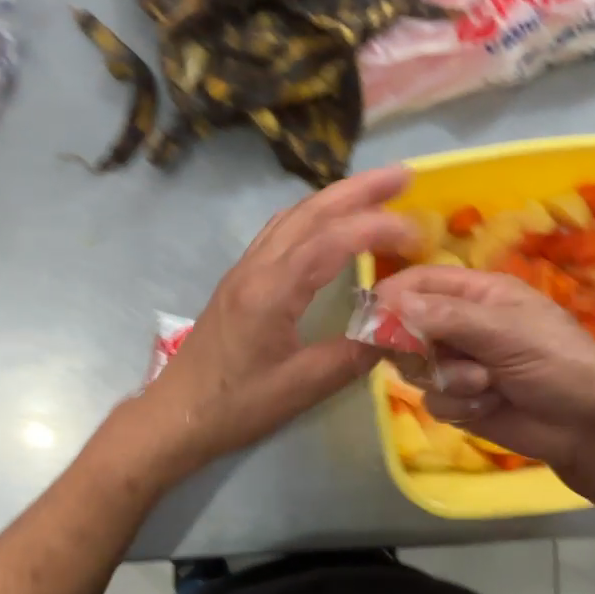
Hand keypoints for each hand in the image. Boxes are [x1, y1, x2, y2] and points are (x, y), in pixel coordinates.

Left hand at [137, 165, 416, 471]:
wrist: (175, 416)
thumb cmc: (235, 406)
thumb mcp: (301, 387)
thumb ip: (353, 354)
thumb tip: (401, 327)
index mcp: (270, 290)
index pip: (331, 240)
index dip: (378, 229)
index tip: (419, 233)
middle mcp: (254, 269)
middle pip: (309, 213)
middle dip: (358, 190)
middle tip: (404, 176)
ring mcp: (242, 272)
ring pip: (291, 218)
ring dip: (334, 200)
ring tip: (375, 194)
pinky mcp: (238, 284)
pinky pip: (278, 234)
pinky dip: (311, 219)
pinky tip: (329, 227)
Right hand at [375, 264, 594, 471]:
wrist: (588, 427)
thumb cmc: (557, 363)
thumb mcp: (505, 331)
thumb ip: (446, 318)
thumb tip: (388, 305)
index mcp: (476, 293)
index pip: (418, 283)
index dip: (391, 299)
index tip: (372, 322)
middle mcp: (461, 323)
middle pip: (406, 327)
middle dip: (417, 347)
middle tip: (432, 358)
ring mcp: (458, 362)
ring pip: (415, 367)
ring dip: (447, 380)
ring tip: (485, 385)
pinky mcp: (459, 398)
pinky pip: (431, 399)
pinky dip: (458, 405)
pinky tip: (490, 406)